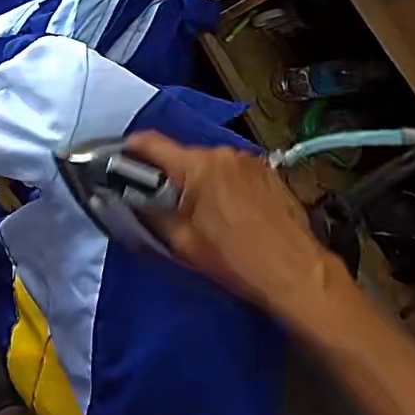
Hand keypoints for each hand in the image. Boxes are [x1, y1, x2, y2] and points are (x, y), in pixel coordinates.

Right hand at [126, 133, 341, 324]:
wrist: (295, 271)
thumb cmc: (236, 260)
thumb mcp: (184, 243)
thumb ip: (153, 213)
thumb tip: (133, 198)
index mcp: (198, 166)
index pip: (152, 143)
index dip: (131, 149)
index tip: (119, 159)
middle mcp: (224, 153)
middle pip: (184, 156)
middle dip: (172, 176)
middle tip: (166, 205)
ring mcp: (250, 159)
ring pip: (211, 164)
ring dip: (202, 181)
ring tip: (206, 215)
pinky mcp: (268, 170)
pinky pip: (234, 171)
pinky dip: (225, 184)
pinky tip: (232, 212)